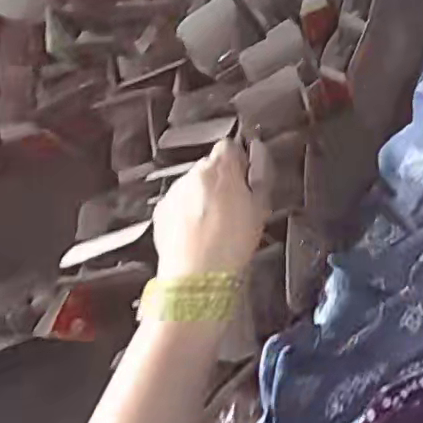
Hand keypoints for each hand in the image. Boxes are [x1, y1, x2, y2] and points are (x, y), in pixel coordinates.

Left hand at [151, 139, 266, 278]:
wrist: (197, 276)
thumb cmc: (231, 245)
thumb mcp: (261, 206)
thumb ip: (261, 173)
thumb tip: (258, 154)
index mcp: (221, 167)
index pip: (230, 145)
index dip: (240, 160)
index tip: (246, 176)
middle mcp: (194, 174)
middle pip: (211, 166)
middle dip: (222, 180)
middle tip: (235, 206)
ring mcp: (175, 192)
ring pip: (194, 185)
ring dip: (204, 196)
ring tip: (217, 224)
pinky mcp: (162, 211)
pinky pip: (179, 203)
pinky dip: (188, 212)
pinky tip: (200, 232)